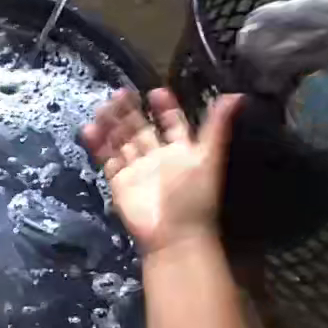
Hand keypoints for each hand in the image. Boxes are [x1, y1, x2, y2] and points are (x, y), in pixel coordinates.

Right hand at [81, 88, 241, 255]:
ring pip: (122, 140)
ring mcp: (137, 169)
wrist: (174, 235)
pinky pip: (107, 159)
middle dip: (131, 111)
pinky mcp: (119, 182)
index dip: (165, 108)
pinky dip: (98, 144)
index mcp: (181, 151)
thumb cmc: (194, 196)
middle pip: (141, 128)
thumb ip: (218, 126)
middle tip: (120, 93)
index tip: (156, 91)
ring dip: (112, 123)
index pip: (172, 123)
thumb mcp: (209, 157)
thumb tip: (238, 96)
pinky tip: (90, 128)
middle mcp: (158, 157)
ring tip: (103, 106)